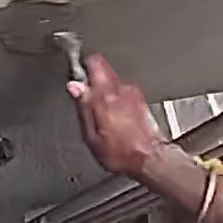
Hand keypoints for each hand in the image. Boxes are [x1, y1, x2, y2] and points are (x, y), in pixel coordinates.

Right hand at [67, 53, 166, 177]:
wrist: (149, 159)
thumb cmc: (120, 151)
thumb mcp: (90, 135)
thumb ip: (82, 106)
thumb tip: (74, 87)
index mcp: (104, 95)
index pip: (94, 63)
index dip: (84, 66)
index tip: (78, 75)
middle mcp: (120, 89)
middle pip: (105, 68)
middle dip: (94, 78)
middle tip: (87, 97)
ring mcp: (133, 93)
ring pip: (114, 80)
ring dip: (106, 90)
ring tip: (101, 112)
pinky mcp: (141, 100)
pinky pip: (124, 91)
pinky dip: (117, 98)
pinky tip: (115, 116)